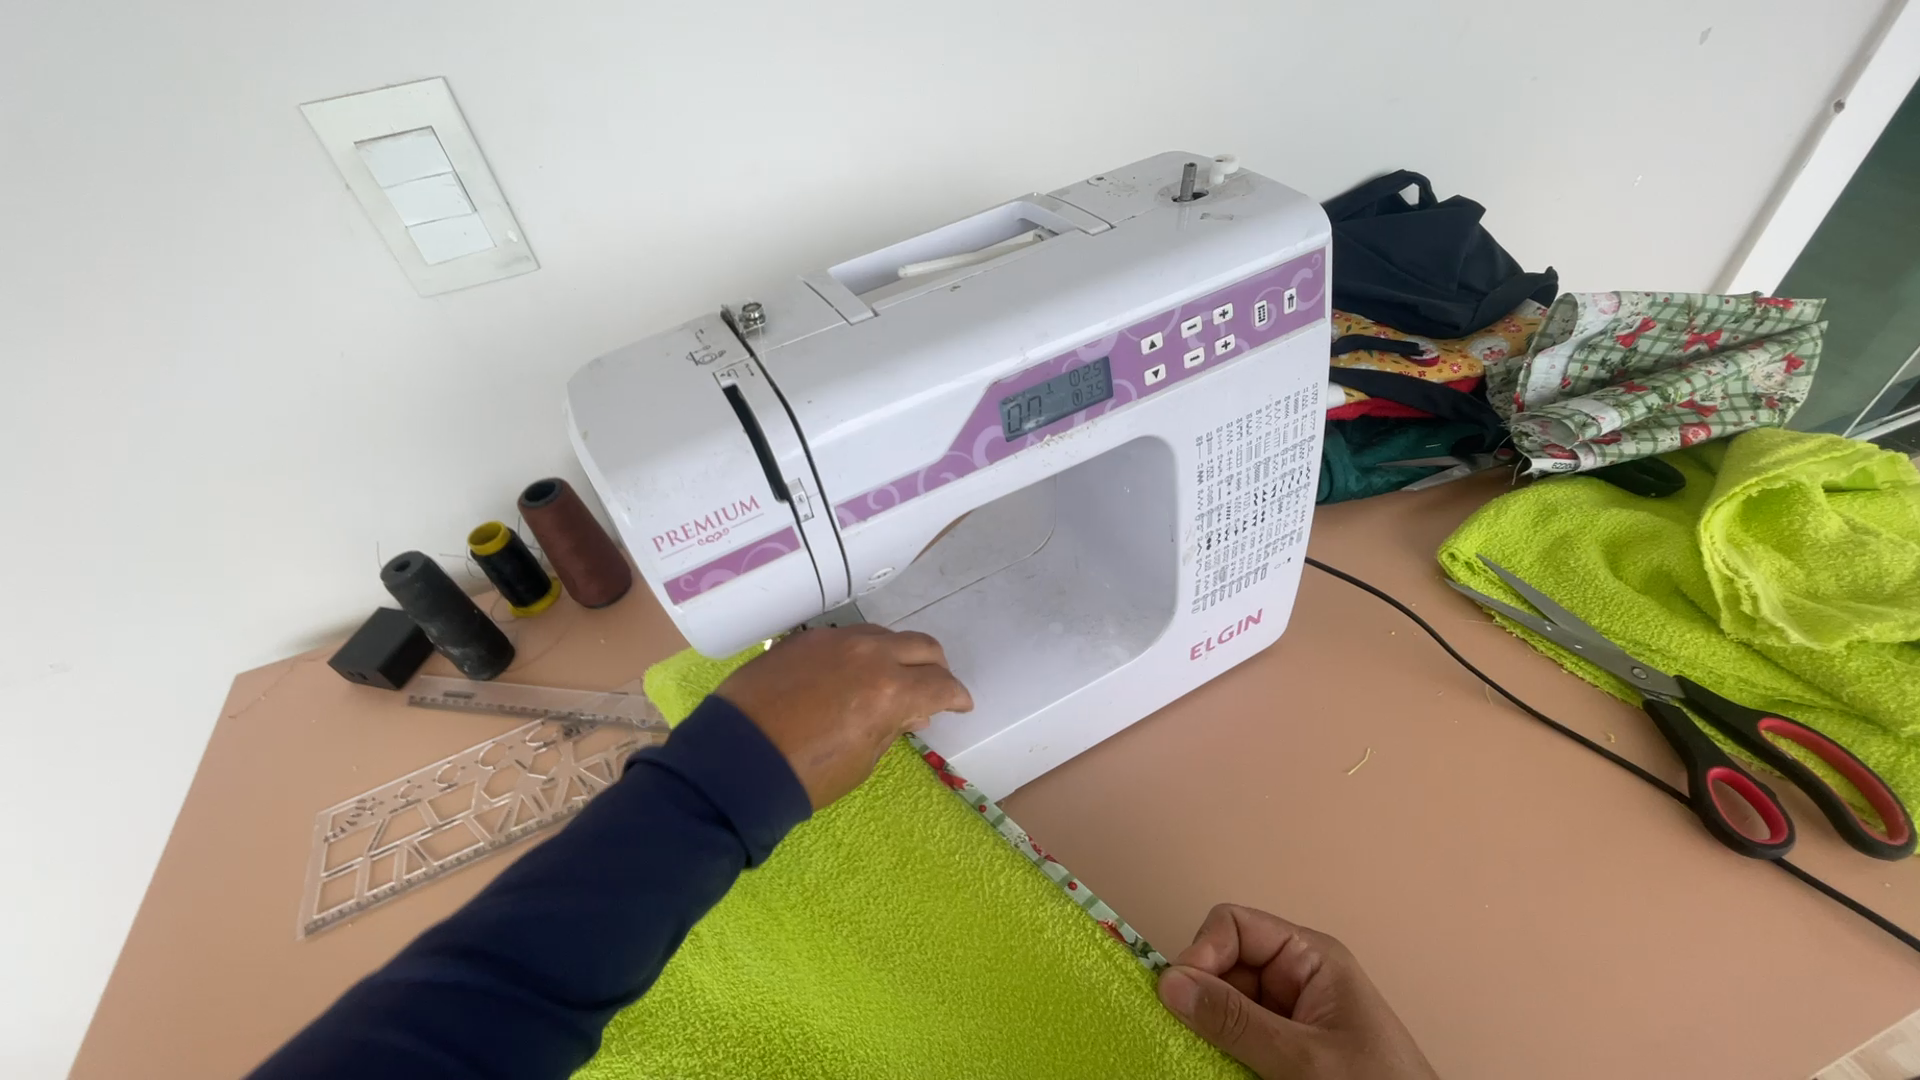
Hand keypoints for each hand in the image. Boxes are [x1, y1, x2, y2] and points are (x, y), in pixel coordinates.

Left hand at [716, 624, 972, 808]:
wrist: (733, 762)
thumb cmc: (804, 776)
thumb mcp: (862, 761)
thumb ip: (892, 727)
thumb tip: (910, 711)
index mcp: (890, 691)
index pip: (941, 686)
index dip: (957, 697)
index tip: (960, 704)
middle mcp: (869, 655)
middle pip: (922, 646)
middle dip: (935, 667)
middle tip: (932, 687)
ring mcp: (835, 640)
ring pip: (884, 635)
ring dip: (897, 654)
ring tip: (890, 677)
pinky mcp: (805, 638)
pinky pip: (847, 636)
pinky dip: (861, 652)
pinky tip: (851, 672)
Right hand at [1157, 904, 1437, 1079]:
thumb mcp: (1306, 1059)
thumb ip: (1237, 1022)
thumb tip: (1168, 983)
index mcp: (1308, 958)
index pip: (1234, 926)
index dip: (1202, 951)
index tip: (1180, 994)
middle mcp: (1293, 978)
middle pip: (1222, 965)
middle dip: (1203, 997)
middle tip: (1190, 1036)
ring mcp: (1286, 1017)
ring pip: (1222, 1004)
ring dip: (1208, 1030)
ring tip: (1204, 1058)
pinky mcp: (1280, 1052)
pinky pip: (1233, 1037)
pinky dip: (1218, 1052)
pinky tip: (1215, 1068)